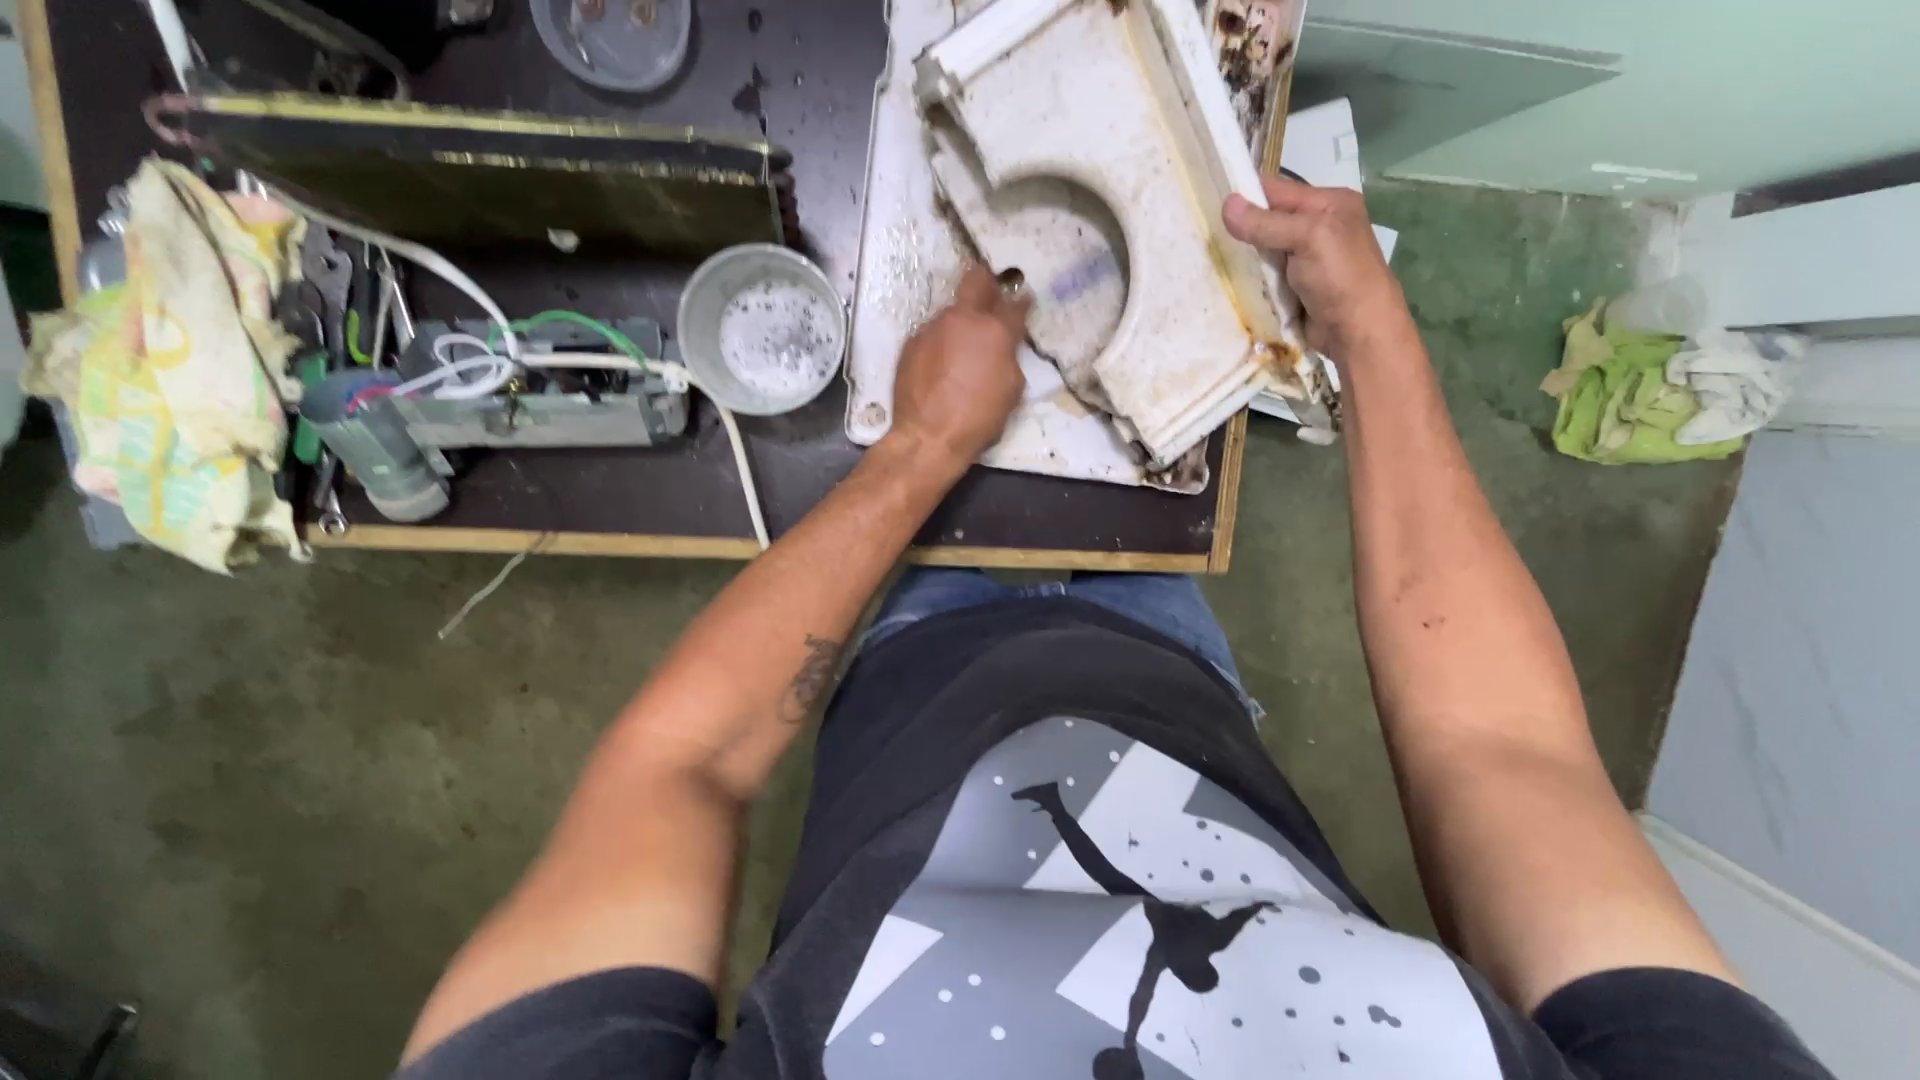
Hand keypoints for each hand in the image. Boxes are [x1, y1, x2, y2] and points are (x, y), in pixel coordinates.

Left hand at [886, 264, 1030, 470]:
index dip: (1022, 301)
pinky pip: (931, 334)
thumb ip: (1009, 357)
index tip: (1024, 300)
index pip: (1015, 304)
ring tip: (961, 347)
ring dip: (960, 323)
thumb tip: (1003, 346)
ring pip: (951, 312)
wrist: (929, 435)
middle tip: (991, 292)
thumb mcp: (1011, 389)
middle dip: (986, 282)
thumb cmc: (979, 418)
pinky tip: (940, 365)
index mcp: (994, 331)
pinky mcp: (911, 343)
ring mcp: (932, 328)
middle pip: (976, 280)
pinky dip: (940, 343)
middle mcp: (962, 320)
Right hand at [1223, 175, 1413, 360]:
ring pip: (1263, 249)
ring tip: (1211, 257)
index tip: (1209, 203)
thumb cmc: (1340, 277)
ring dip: (1243, 256)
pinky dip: (1250, 277)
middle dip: (1241, 227)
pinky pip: (1265, 274)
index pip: (1277, 189)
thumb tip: (1225, 204)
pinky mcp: (1295, 285)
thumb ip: (1266, 223)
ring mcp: (1305, 258)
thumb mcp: (1307, 238)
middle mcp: (1317, 226)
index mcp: (1328, 203)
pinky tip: (1230, 279)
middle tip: (1206, 234)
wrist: (1357, 331)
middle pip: (1268, 219)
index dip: (1246, 194)